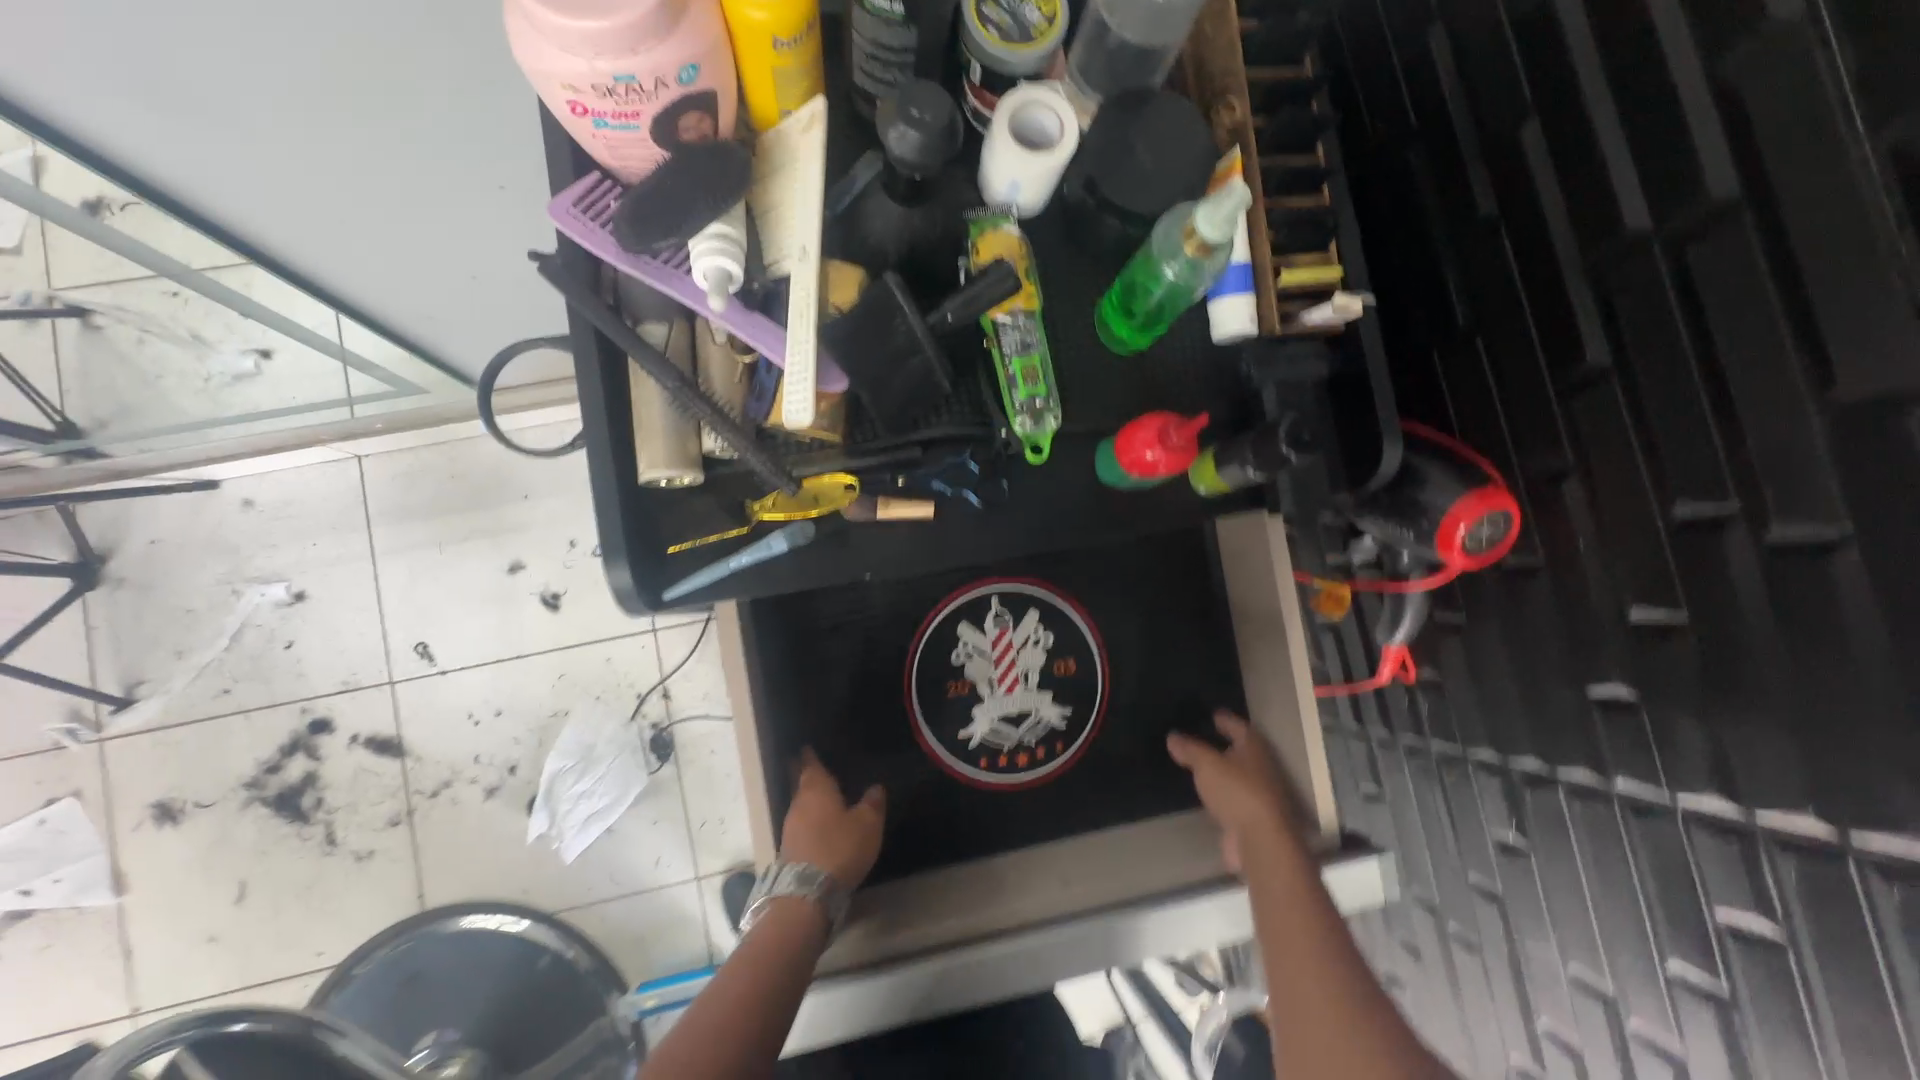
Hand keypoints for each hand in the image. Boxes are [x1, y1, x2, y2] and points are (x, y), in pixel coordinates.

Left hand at [780, 748, 886, 888]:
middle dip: (802, 773)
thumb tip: (875, 787)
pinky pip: (799, 823)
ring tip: (818, 794)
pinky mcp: (789, 848)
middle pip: (799, 783)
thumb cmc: (840, 848)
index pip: (811, 765)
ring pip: (799, 804)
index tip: (806, 747)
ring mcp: (790, 826)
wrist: (807, 891)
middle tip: (805, 763)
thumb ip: (872, 804)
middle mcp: (799, 803)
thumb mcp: (867, 825)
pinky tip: (816, 823)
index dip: (810, 756)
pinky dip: (807, 818)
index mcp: (817, 789)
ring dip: (806, 798)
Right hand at [1167, 710, 1298, 873]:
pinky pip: (1232, 798)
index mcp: (1254, 749)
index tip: (1214, 713)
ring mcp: (1259, 795)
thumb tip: (1173, 736)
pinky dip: (1220, 793)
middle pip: (1242, 751)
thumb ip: (1190, 749)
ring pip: (1238, 776)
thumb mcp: (1207, 764)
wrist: (1260, 840)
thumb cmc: (1237, 792)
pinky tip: (1206, 794)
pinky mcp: (1251, 818)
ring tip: (1201, 765)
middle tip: (1203, 737)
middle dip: (1226, 744)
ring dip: (1223, 770)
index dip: (1226, 720)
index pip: (1240, 727)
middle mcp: (1261, 769)